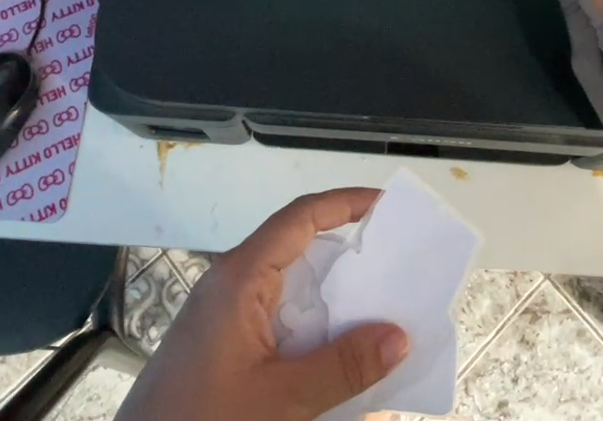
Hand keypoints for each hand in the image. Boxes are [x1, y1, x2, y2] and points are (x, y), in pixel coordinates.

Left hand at [116, 188, 409, 420]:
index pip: (300, 217)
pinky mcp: (222, 342)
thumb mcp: (280, 398)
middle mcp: (232, 283)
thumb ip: (341, 367)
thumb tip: (399, 335)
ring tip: (376, 310)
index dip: (344, 203)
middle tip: (393, 263)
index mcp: (241, 276)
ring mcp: (225, 313)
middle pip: (297, 247)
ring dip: (331, 296)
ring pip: (289, 286)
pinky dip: (310, 327)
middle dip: (346, 253)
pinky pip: (277, 318)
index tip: (386, 204)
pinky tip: (336, 354)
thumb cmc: (204, 418)